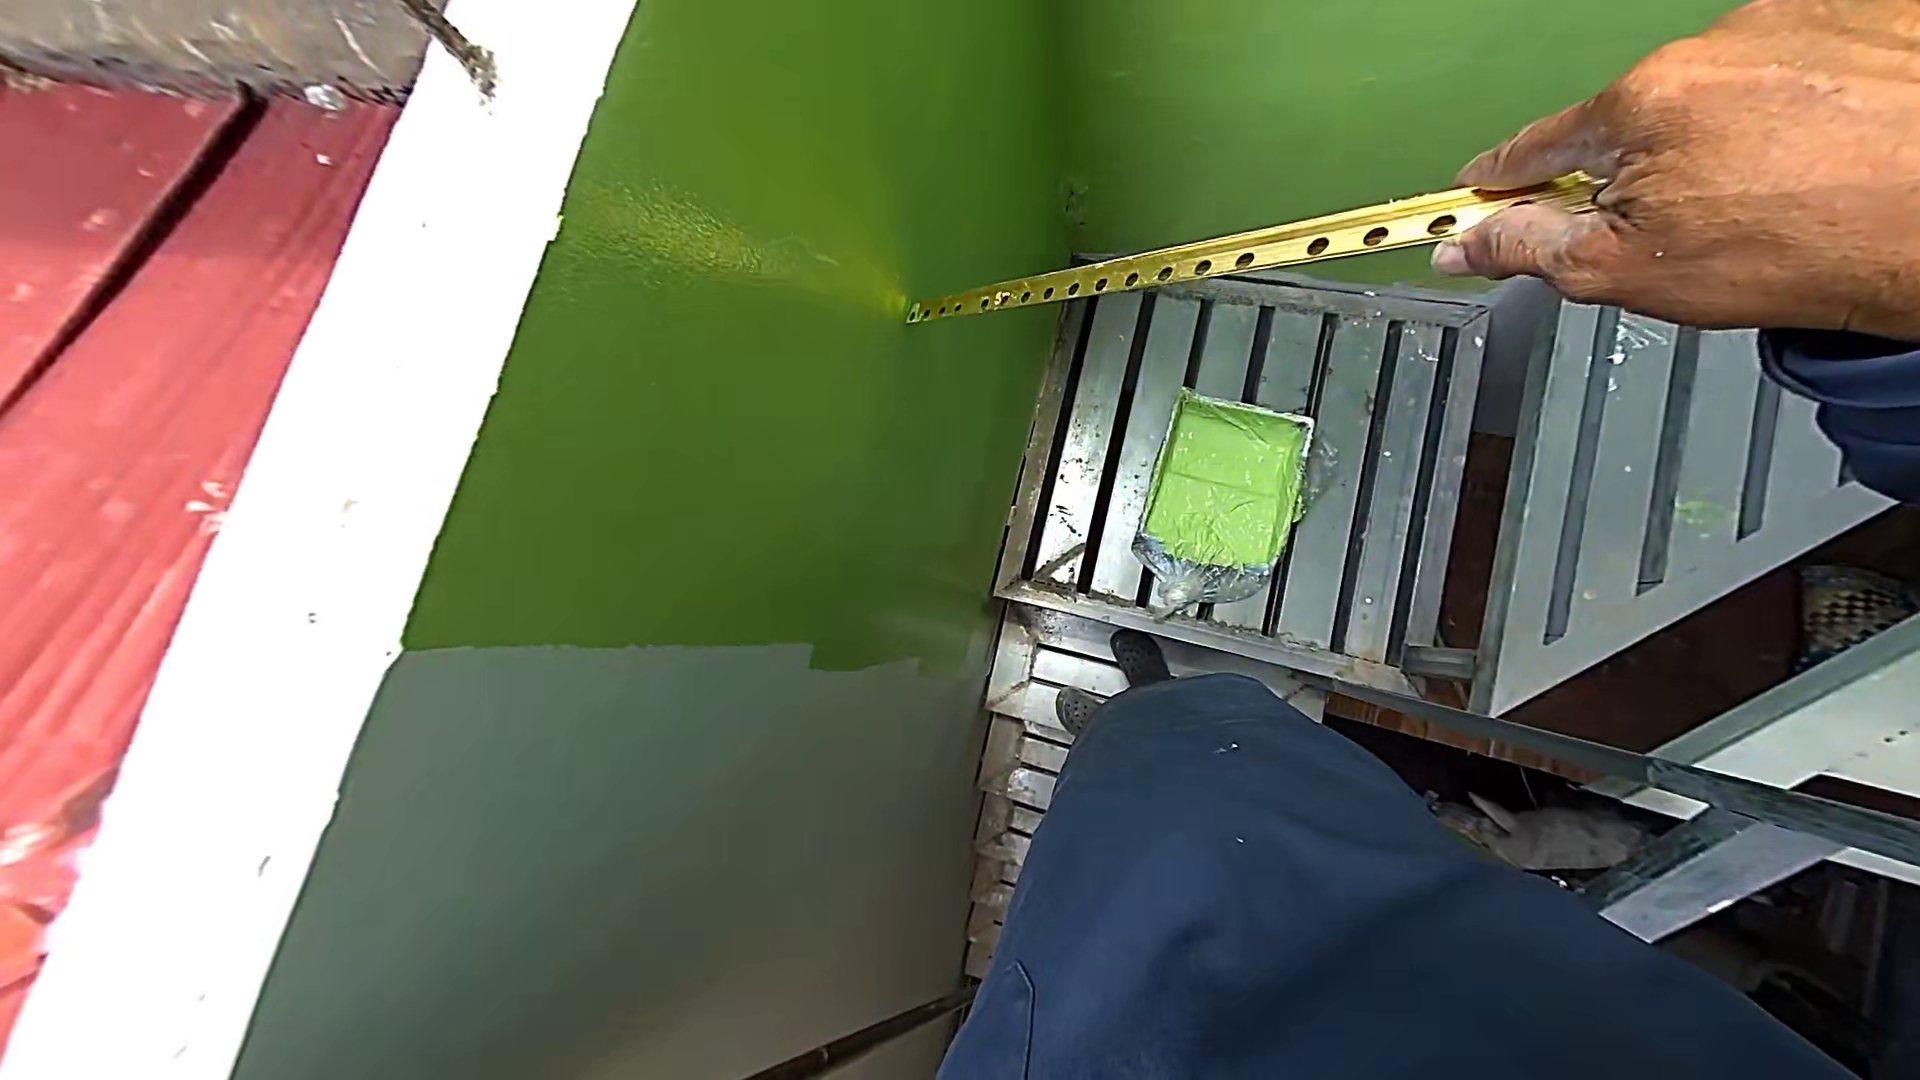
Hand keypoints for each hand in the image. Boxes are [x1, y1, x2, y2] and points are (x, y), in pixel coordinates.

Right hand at [1433, 0, 1919, 341]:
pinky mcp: (1878, 12)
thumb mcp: (1613, 268)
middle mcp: (1721, 39)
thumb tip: (1459, 245)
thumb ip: (1522, 248)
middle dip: (1606, 171)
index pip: (1526, 150)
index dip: (1489, 188)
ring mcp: (1809, 15)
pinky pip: (1778, 68)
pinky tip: (1797, 150)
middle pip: (1614, 122)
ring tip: (1739, 188)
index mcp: (1643, 100)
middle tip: (1641, 224)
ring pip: (1696, 94)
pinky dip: (1767, 109)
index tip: (1473, 209)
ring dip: (1689, 139)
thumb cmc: (1790, 250)